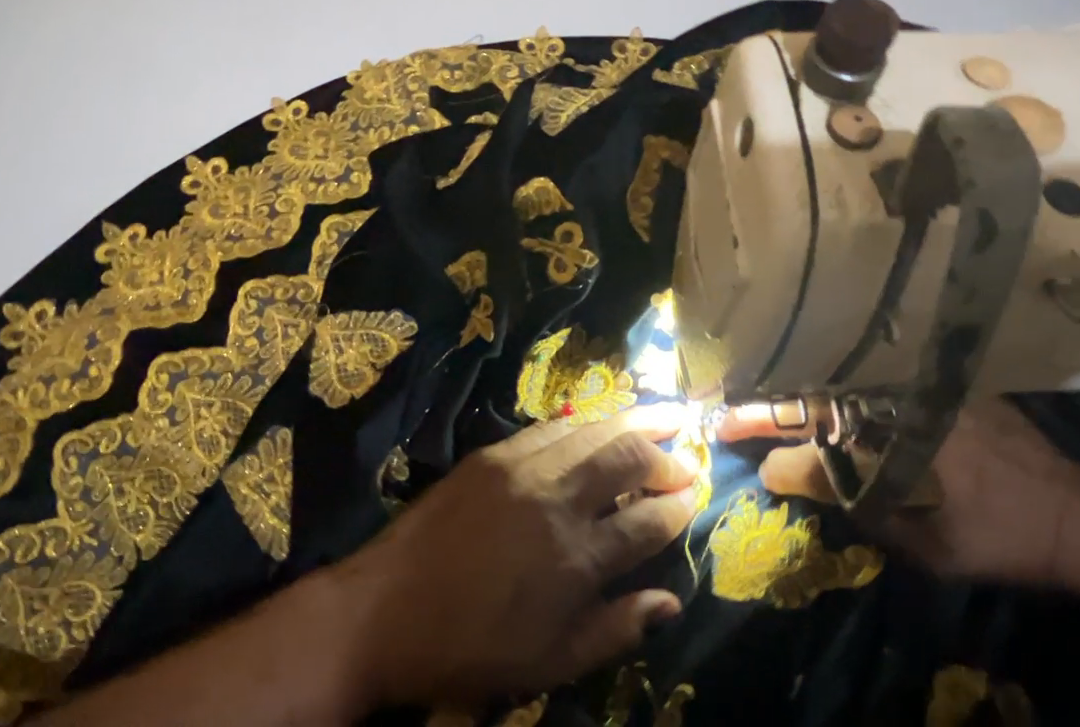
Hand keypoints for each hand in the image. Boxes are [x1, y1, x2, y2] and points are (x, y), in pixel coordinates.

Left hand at [330, 404, 699, 707]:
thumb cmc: (470, 648)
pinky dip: (584, 423)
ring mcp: (522, 468)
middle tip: (684, 459)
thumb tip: (670, 602)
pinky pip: (551, 426)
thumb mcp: (550, 662)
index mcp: (578, 557)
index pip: (650, 520)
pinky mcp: (492, 454)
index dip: (680, 506)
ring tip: (662, 416)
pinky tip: (597, 425)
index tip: (696, 498)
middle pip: (627, 455)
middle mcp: (557, 499)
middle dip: (665, 454)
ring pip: (592, 428)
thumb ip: (617, 630)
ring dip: (633, 422)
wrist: (383, 609)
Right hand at [717, 399, 1079, 590]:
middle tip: (735, 420)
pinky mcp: (953, 395)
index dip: (763, 420)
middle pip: (826, 393)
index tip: (722, 424)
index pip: (815, 416)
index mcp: (903, 424)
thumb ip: (852, 501)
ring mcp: (934, 390)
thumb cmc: (1008, 539)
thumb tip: (781, 473)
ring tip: (772, 420)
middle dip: (775, 408)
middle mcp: (912, 394)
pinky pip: (885, 395)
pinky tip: (834, 422)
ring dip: (810, 406)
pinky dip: (849, 408)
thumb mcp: (926, 538)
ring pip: (852, 392)